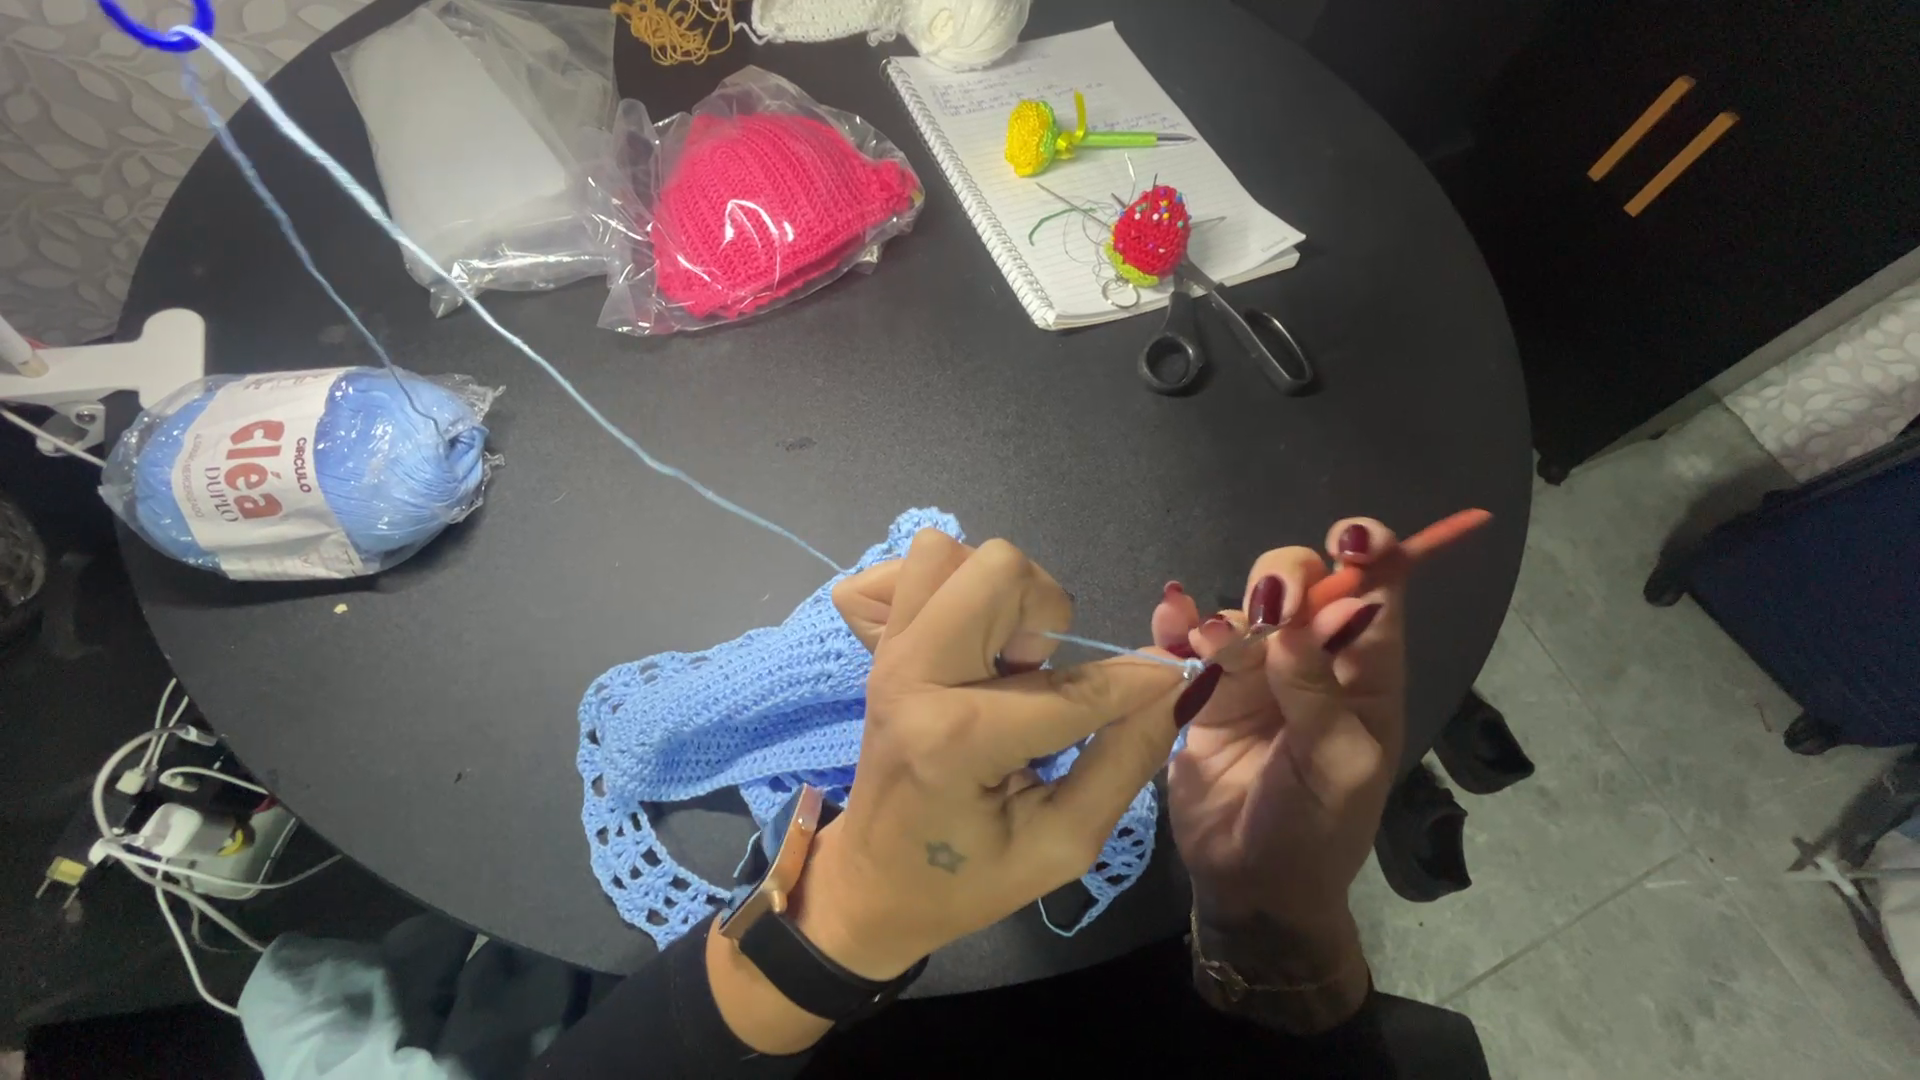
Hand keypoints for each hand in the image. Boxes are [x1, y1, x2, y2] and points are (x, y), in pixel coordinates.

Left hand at [798, 529, 1189, 978]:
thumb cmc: (968, 878)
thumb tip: (1179, 684)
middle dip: (1044, 612)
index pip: (1070, 687)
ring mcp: (885, 652)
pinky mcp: (870, 645)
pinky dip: (937, 587)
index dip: (1137, 683)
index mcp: (955, 739)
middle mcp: (912, 674)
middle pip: (997, 568)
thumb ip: (1126, 759)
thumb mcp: (1062, 843)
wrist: (873, 883)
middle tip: (1039, 671)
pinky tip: (957, 635)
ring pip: (945, 552)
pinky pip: (895, 571)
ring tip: (1000, 655)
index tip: (1168, 679)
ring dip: (993, 592)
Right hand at [1154, 518, 1406, 928]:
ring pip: (1241, 606)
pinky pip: (1188, 638)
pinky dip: (1177, 621)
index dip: (1372, 553)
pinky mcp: (1202, 686)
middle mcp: (1308, 658)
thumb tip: (1293, 625)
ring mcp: (1251, 670)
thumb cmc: (1316, 828)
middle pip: (1301, 583)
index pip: (1377, 591)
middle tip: (1269, 610)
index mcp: (1363, 672)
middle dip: (1285, 580)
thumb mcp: (1339, 769)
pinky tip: (1170, 618)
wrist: (1248, 878)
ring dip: (1226, 611)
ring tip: (1206, 641)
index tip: (1349, 539)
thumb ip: (1320, 696)